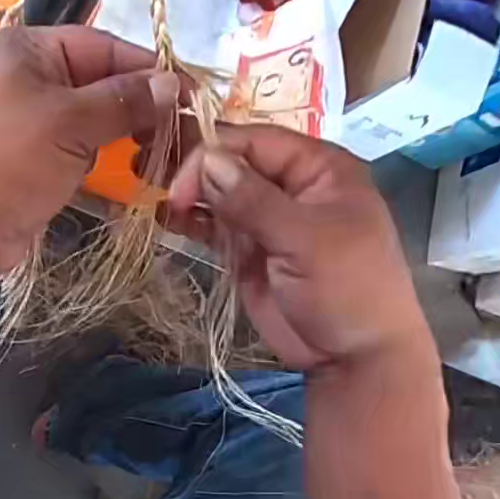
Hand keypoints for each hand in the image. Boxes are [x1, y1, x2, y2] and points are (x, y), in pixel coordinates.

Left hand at [0, 25, 176, 274]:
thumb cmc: (8, 163)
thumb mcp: (69, 124)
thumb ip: (122, 101)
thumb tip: (170, 84)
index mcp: (32, 50)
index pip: (105, 47)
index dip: (149, 69)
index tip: (189, 94)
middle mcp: (33, 79)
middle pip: (103, 83)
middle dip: (142, 107)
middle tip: (181, 133)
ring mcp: (36, 123)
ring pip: (97, 121)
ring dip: (130, 137)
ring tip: (162, 156)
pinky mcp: (40, 161)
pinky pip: (85, 151)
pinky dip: (110, 160)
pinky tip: (136, 173)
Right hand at [165, 124, 433, 372]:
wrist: (351, 355)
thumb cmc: (345, 289)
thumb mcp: (304, 240)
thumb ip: (254, 200)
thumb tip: (207, 160)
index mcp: (318, 169)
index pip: (256, 142)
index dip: (215, 153)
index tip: (180, 182)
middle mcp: (289, 187)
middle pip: (234, 163)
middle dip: (194, 168)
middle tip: (148, 171)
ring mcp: (267, 221)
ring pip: (220, 195)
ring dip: (188, 194)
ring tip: (153, 195)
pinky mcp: (248, 252)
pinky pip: (215, 228)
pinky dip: (192, 222)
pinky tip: (165, 219)